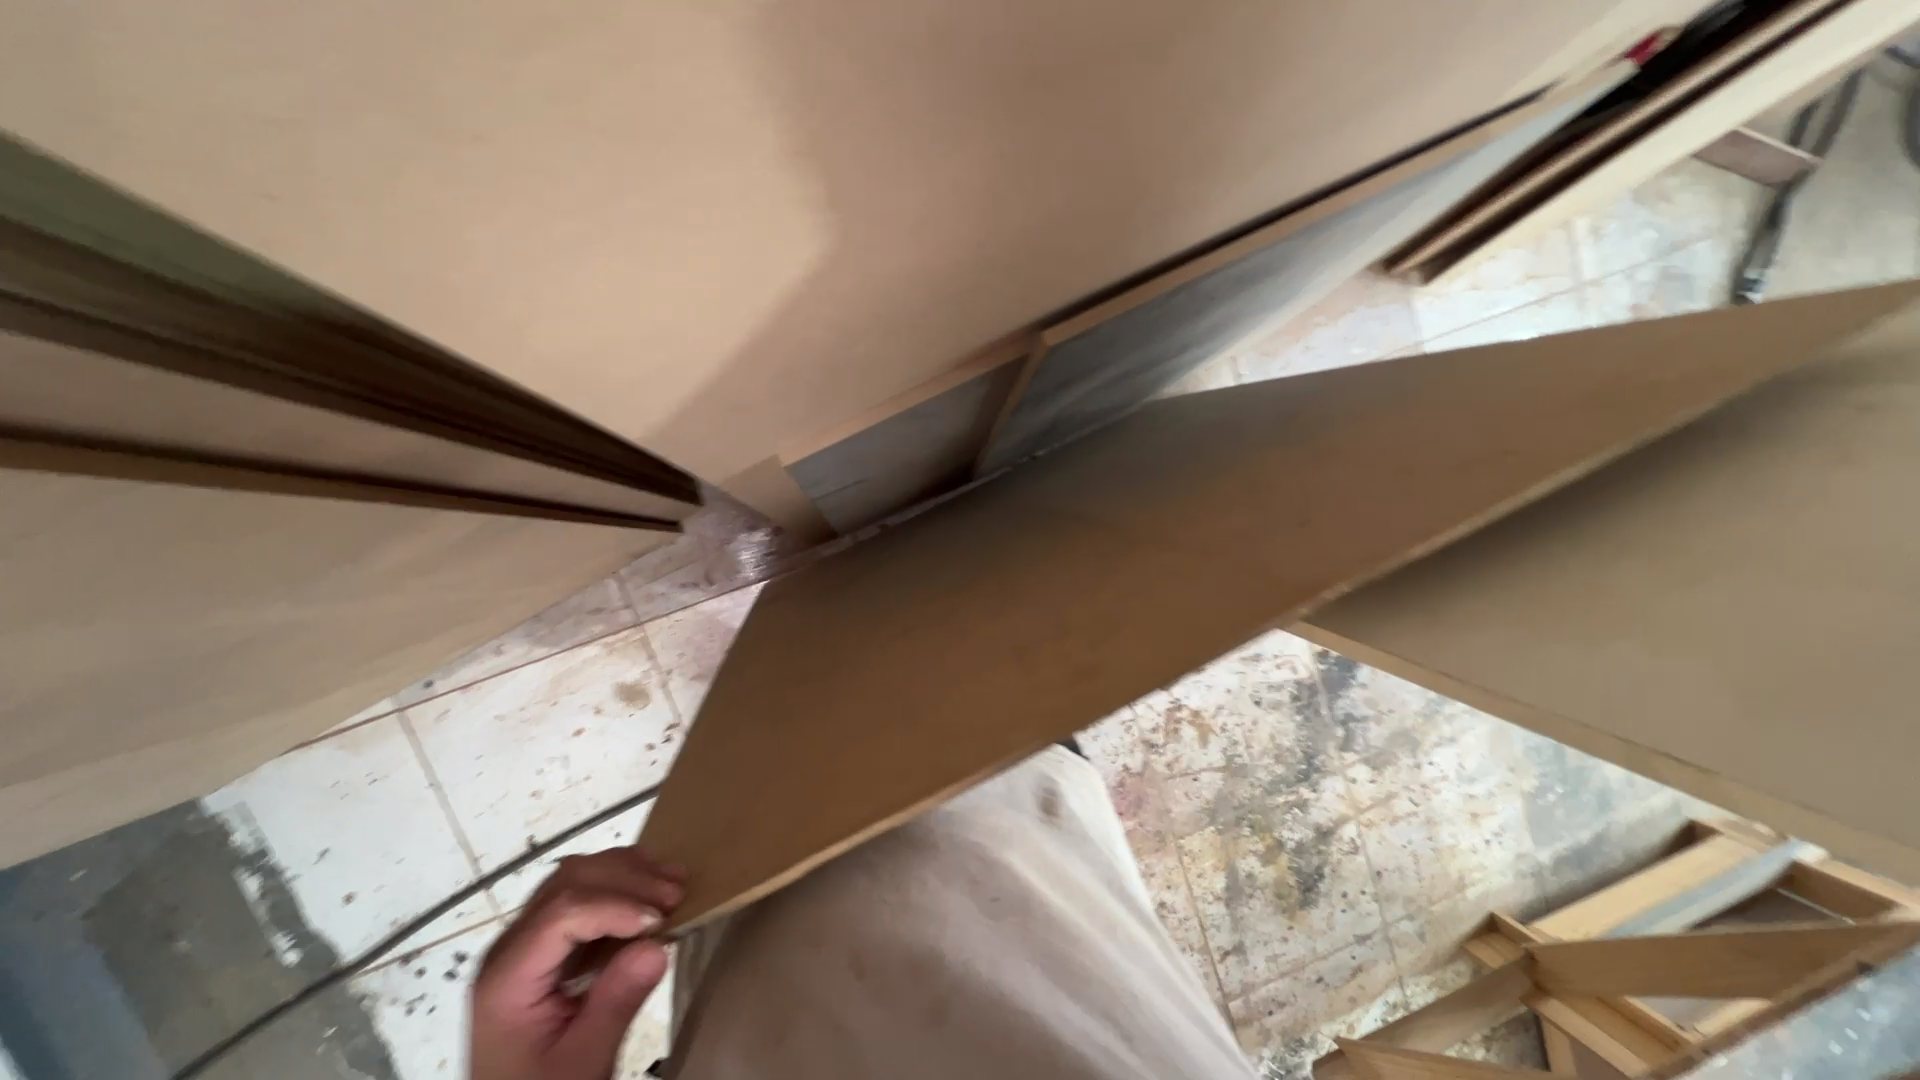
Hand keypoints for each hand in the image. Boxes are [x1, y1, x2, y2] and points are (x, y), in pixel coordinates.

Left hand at [469, 846, 685, 1079]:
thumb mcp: (582, 1064)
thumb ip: (615, 1005)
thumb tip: (657, 945)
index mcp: (507, 978)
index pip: (561, 913)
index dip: (615, 905)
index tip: (661, 921)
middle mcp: (510, 946)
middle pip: (568, 883)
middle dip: (628, 880)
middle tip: (678, 896)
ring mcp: (525, 938)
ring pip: (574, 876)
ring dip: (627, 871)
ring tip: (673, 884)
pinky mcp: (544, 940)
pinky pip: (578, 890)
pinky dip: (618, 879)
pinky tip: (649, 886)